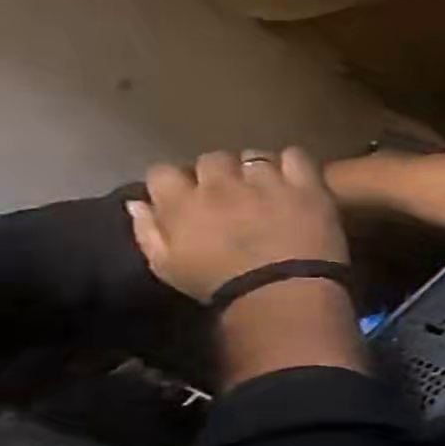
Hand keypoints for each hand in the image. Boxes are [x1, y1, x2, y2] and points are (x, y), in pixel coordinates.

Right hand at [127, 149, 347, 302]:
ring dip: (257, 168)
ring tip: (267, 185)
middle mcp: (221, 186)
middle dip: (220, 171)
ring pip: (255, 157)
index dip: (177, 180)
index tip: (191, 192)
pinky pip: (298, 157)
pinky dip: (295, 162)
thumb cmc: (220, 283)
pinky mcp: (307, 188)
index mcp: (181, 203)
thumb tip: (138, 203)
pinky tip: (296, 177)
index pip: (164, 171)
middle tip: (235, 190)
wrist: (283, 288)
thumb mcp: (166, 264)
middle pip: (213, 159)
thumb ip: (148, 229)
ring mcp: (267, 184)